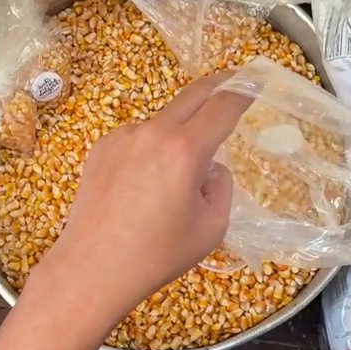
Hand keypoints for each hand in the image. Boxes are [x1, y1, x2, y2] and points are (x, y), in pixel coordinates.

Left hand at [24, 71, 253, 334]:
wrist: (93, 268)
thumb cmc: (157, 255)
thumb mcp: (211, 227)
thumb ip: (220, 185)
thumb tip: (209, 167)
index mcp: (185, 151)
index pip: (223, 106)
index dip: (245, 91)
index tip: (257, 82)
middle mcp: (152, 133)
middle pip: (193, 94)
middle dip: (219, 84)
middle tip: (236, 81)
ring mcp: (122, 137)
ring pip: (163, 121)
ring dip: (180, 130)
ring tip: (175, 177)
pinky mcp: (102, 147)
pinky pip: (138, 138)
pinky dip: (151, 149)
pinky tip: (142, 186)